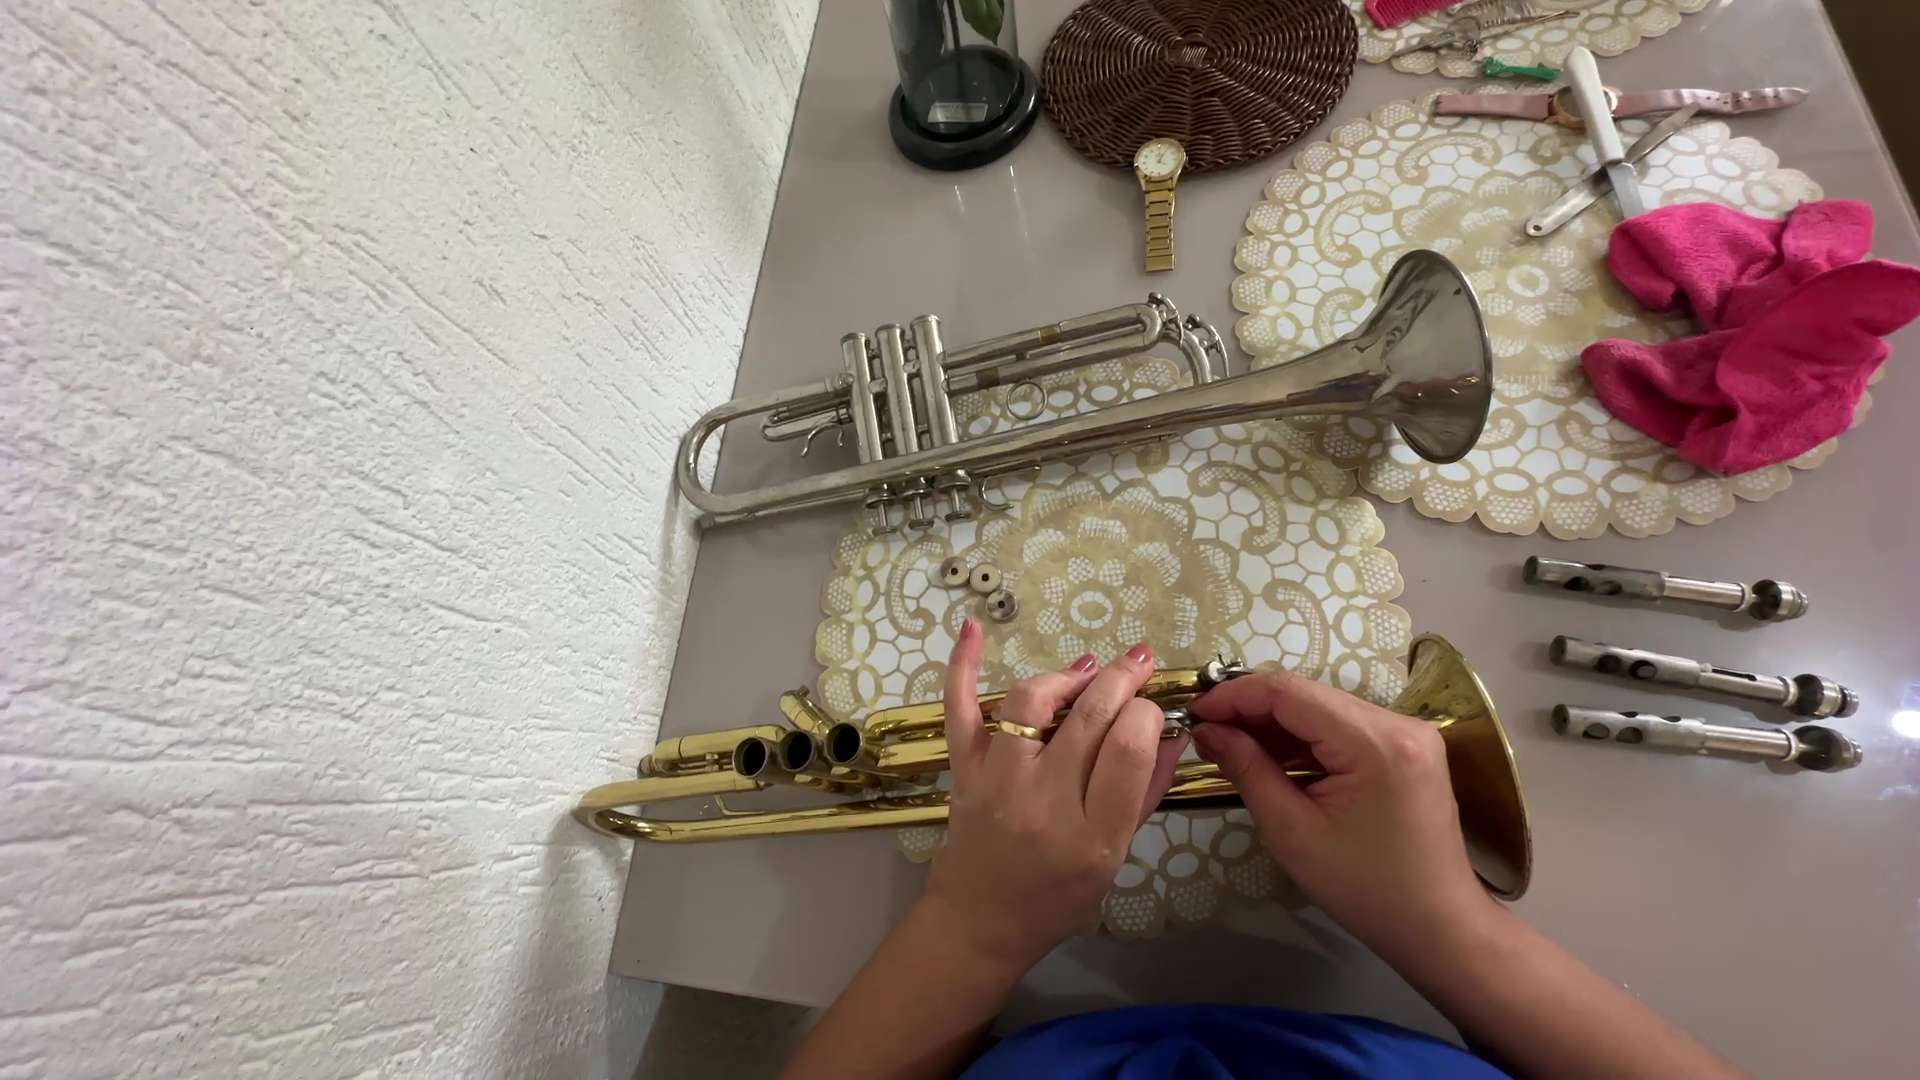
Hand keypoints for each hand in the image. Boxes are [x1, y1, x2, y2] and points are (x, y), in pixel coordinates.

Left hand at [920, 621, 1187, 970]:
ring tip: (1091, 669)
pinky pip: (960, 709)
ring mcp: (996, 779)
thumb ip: (1145, 793)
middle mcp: (1042, 802)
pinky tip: (973, 629)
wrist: (981, 919)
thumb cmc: (1057, 896)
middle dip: (1121, 679)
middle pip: (1088, 718)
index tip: (1152, 707)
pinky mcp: (964, 767)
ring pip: (1032, 702)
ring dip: (1067, 676)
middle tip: (1139, 660)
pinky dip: (962, 666)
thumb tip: (1172, 732)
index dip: (1146, 715)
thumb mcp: (1115, 858)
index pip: (1128, 752)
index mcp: (1091, 835)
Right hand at [1187, 672, 1492, 957]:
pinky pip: (1339, 723)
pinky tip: (1269, 753)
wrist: (1440, 929)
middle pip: (1305, 693)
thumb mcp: (1292, 831)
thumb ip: (1248, 769)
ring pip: (1320, 706)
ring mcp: (1406, 732)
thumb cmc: (1365, 889)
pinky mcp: (1404, 746)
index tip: (1196, 713)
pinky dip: (1299, 734)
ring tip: (1230, 742)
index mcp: (1376, 743)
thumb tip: (1206, 731)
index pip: (1290, 693)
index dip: (1235, 695)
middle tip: (1207, 730)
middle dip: (1250, 707)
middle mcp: (1398, 723)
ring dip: (1272, 720)